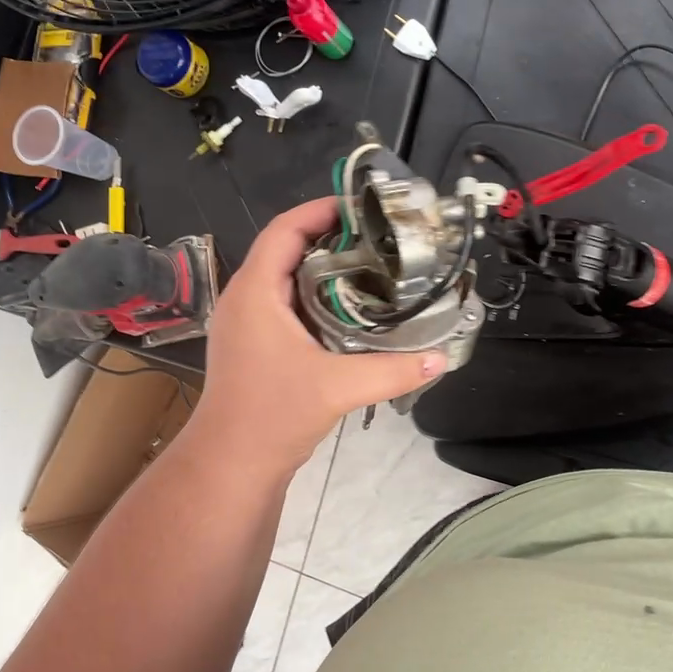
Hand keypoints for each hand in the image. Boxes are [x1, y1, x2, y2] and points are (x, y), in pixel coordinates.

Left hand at [188, 198, 446, 474]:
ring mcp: (247, 324)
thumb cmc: (272, 415)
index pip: (284, 230)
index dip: (320, 211)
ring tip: (372, 266)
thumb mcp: (337, 387)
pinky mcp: (255, 345)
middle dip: (330, 238)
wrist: (231, 464)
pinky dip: (317, 297)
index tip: (361, 206)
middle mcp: (246, 299)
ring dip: (324, 268)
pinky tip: (351, 310)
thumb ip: (392, 371)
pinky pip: (286, 304)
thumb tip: (441, 358)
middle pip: (286, 249)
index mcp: (255, 293)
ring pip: (286, 278)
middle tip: (378, 237)